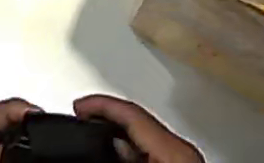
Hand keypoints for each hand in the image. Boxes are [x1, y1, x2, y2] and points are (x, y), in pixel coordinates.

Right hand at [74, 95, 204, 162]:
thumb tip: (105, 149)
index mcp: (176, 151)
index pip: (132, 113)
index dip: (101, 106)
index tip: (79, 107)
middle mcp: (184, 153)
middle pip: (139, 124)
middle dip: (108, 121)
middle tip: (84, 120)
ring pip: (147, 141)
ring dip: (120, 140)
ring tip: (97, 141)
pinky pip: (154, 155)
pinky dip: (134, 155)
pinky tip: (121, 161)